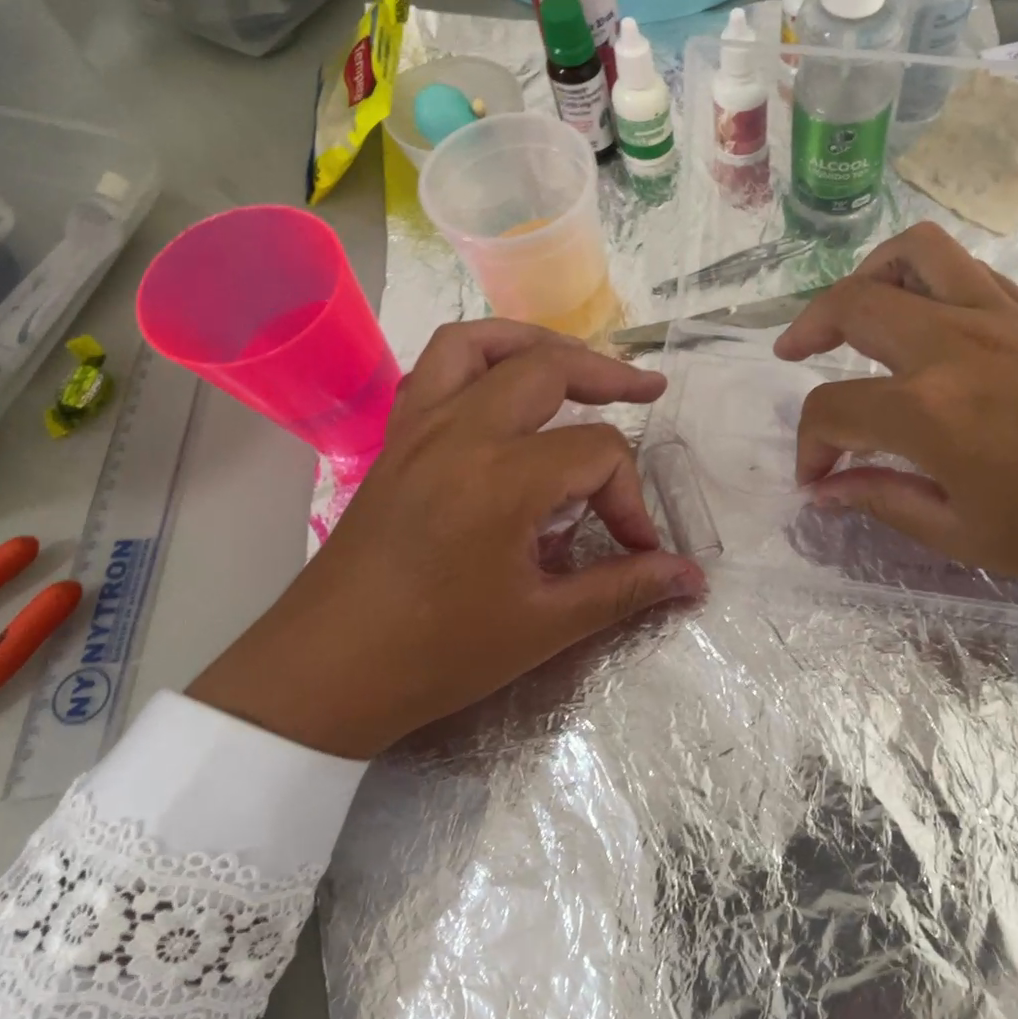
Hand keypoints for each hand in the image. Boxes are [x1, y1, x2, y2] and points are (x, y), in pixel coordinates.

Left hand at [189, 321, 703, 758]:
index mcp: (502, 477)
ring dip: (536, 344)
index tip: (637, 551)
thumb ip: (625, 589)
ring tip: (574, 364)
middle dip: (609, 376)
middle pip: (547, 367)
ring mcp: (418, 431)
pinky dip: (479, 361)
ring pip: (478, 344)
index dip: (632, 501)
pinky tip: (502, 395)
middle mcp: (459, 433)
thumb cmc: (437, 655)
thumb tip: (693, 578)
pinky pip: (436, 371)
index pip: (598, 454)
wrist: (324, 674)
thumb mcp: (545, 625)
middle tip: (649, 392)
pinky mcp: (394, 444)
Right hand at [776, 222, 1017, 586]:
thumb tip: (827, 490)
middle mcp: (953, 346)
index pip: (833, 409)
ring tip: (852, 309)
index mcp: (929, 411)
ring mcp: (997, 317)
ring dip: (865, 274)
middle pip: (853, 305)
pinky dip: (926, 276)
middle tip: (793, 357)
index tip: (818, 477)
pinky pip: (965, 266)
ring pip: (912, 254)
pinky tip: (921, 315)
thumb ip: (883, 500)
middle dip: (807, 330)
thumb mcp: (961, 532)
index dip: (810, 446)